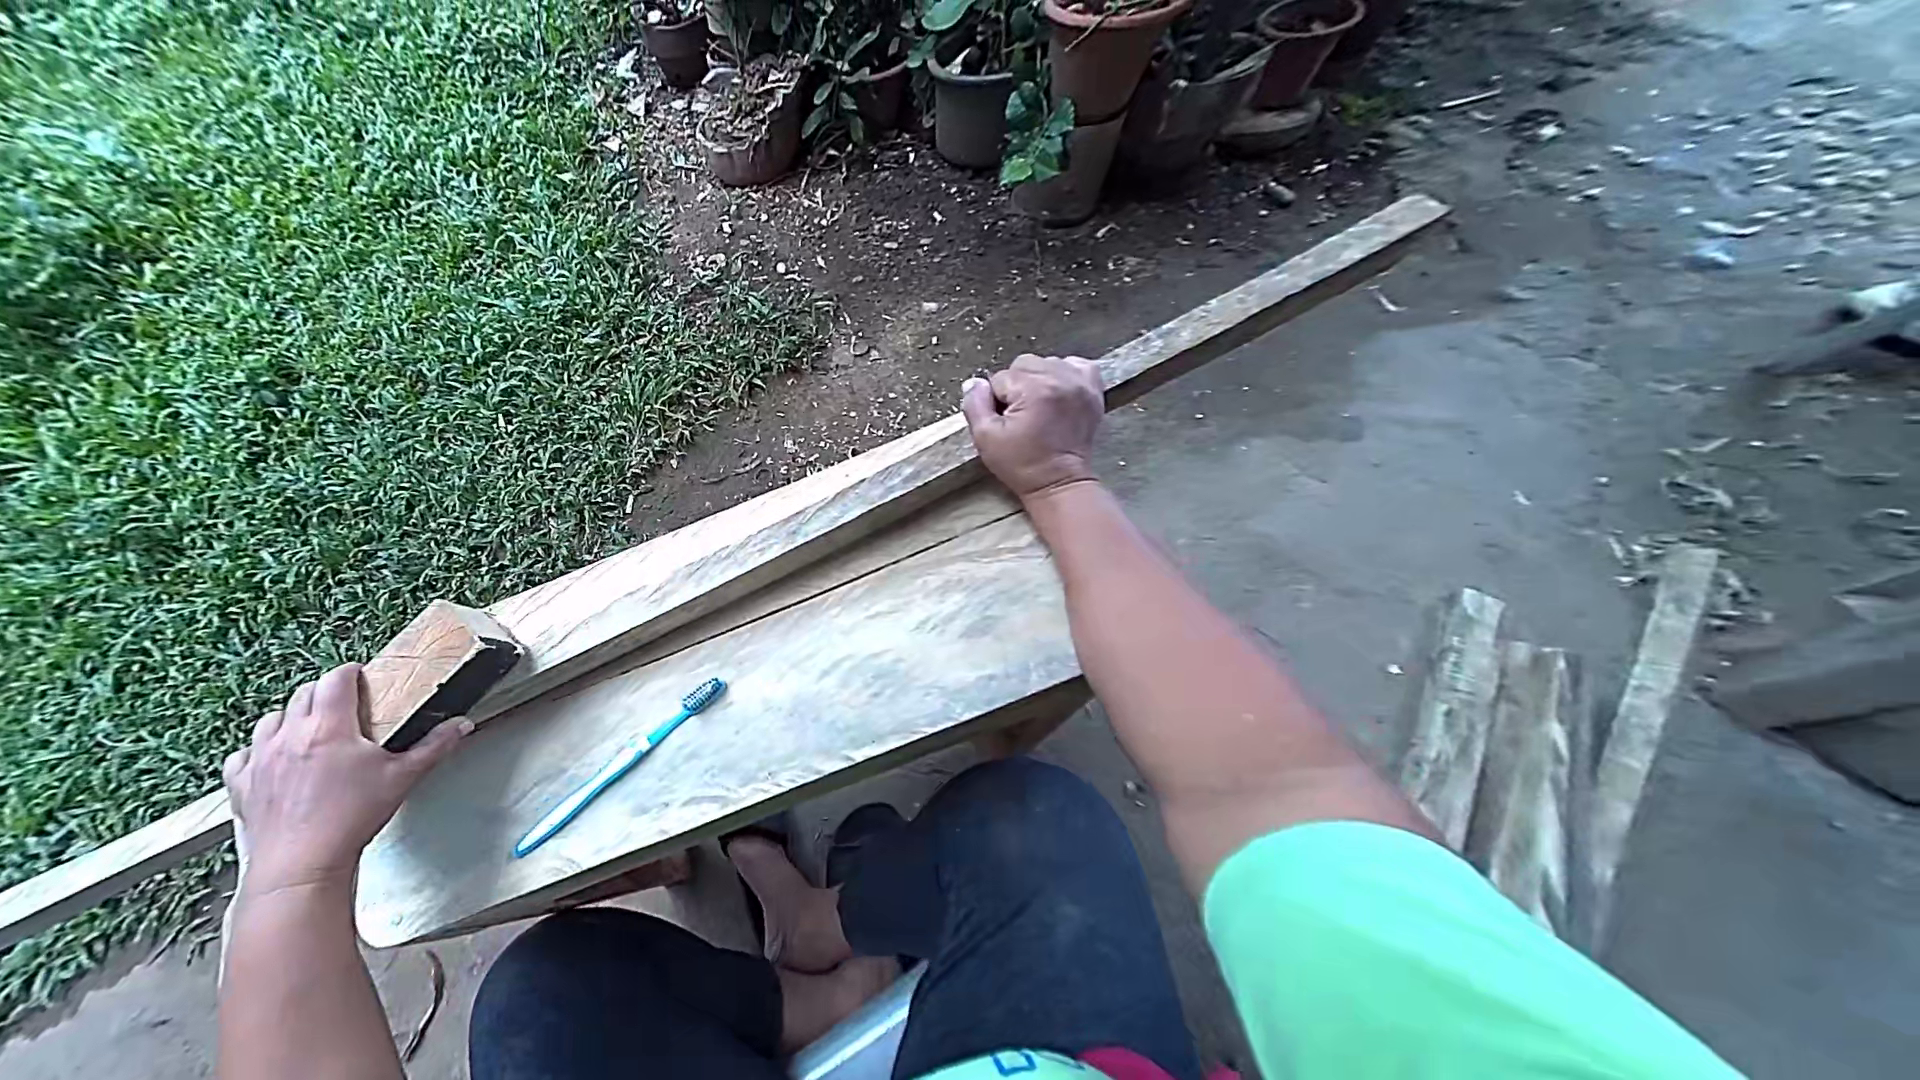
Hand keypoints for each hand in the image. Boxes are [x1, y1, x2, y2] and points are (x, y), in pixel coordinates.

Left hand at [223, 663, 467, 893]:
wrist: (301, 864)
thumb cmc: (350, 818)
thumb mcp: (405, 776)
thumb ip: (436, 745)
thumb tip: (460, 726)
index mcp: (329, 729)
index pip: (334, 680)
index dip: (351, 672)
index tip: (362, 677)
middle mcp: (289, 737)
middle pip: (303, 694)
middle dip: (326, 692)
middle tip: (348, 703)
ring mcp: (260, 760)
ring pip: (271, 718)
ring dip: (293, 716)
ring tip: (314, 728)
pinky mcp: (242, 784)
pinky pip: (244, 752)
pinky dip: (261, 748)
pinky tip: (278, 757)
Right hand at [960, 354, 1103, 500]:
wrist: (1059, 483)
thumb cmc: (1023, 465)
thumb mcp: (985, 438)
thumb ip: (975, 404)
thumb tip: (974, 382)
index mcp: (1034, 388)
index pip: (1000, 378)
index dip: (997, 401)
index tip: (1007, 422)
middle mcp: (1060, 378)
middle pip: (1023, 365)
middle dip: (1017, 388)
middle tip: (1022, 417)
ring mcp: (1080, 382)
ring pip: (1046, 364)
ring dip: (1039, 381)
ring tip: (1040, 410)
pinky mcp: (1093, 389)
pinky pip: (1075, 365)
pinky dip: (1064, 376)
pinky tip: (1058, 396)